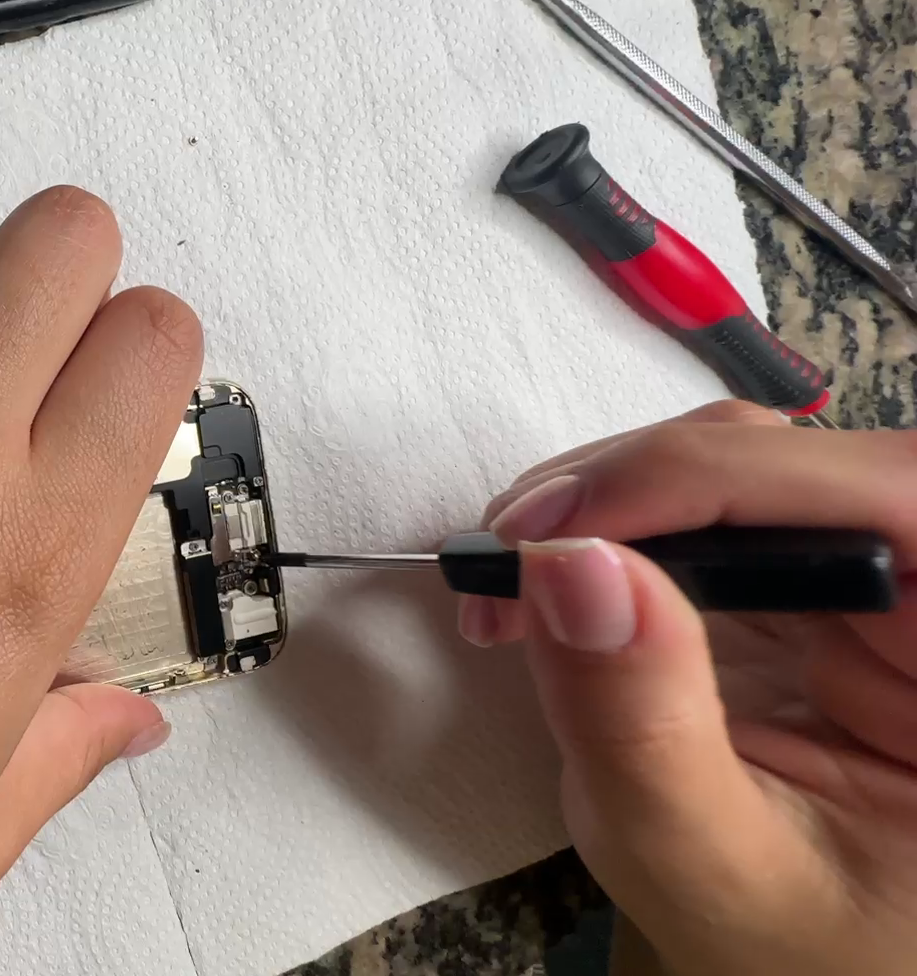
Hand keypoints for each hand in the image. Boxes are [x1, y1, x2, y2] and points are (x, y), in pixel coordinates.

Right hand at [461, 401, 916, 974]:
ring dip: (590, 501)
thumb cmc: (784, 945)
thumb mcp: (694, 850)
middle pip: (787, 457)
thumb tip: (560, 559)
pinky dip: (590, 526)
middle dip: (618, 489)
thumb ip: (631, 716)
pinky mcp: (799, 583)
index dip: (698, 480)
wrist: (803, 956)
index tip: (545, 537)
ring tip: (509, 577)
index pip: (883, 496)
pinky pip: (686, 503)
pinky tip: (544, 578)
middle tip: (504, 561)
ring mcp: (879, 584)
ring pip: (725, 459)